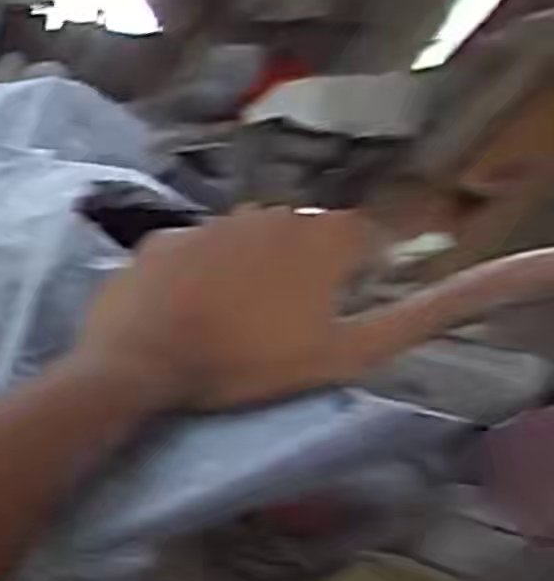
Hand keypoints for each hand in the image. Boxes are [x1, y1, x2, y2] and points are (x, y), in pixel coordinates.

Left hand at [76, 206, 553, 410]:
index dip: (335, 289)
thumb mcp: (354, 347)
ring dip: (229, 274)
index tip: (300, 325)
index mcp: (330, 232)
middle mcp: (269, 212)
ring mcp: (202, 224)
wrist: (132, 368)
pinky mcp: (150, 244)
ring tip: (204, 321)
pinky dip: (178, 277)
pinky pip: (179, 256)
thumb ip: (448, 305)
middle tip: (247, 327)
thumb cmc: (242, 364)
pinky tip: (167, 309)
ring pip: (233, 246)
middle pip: (291, 243)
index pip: (357, 249)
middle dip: (281, 276)